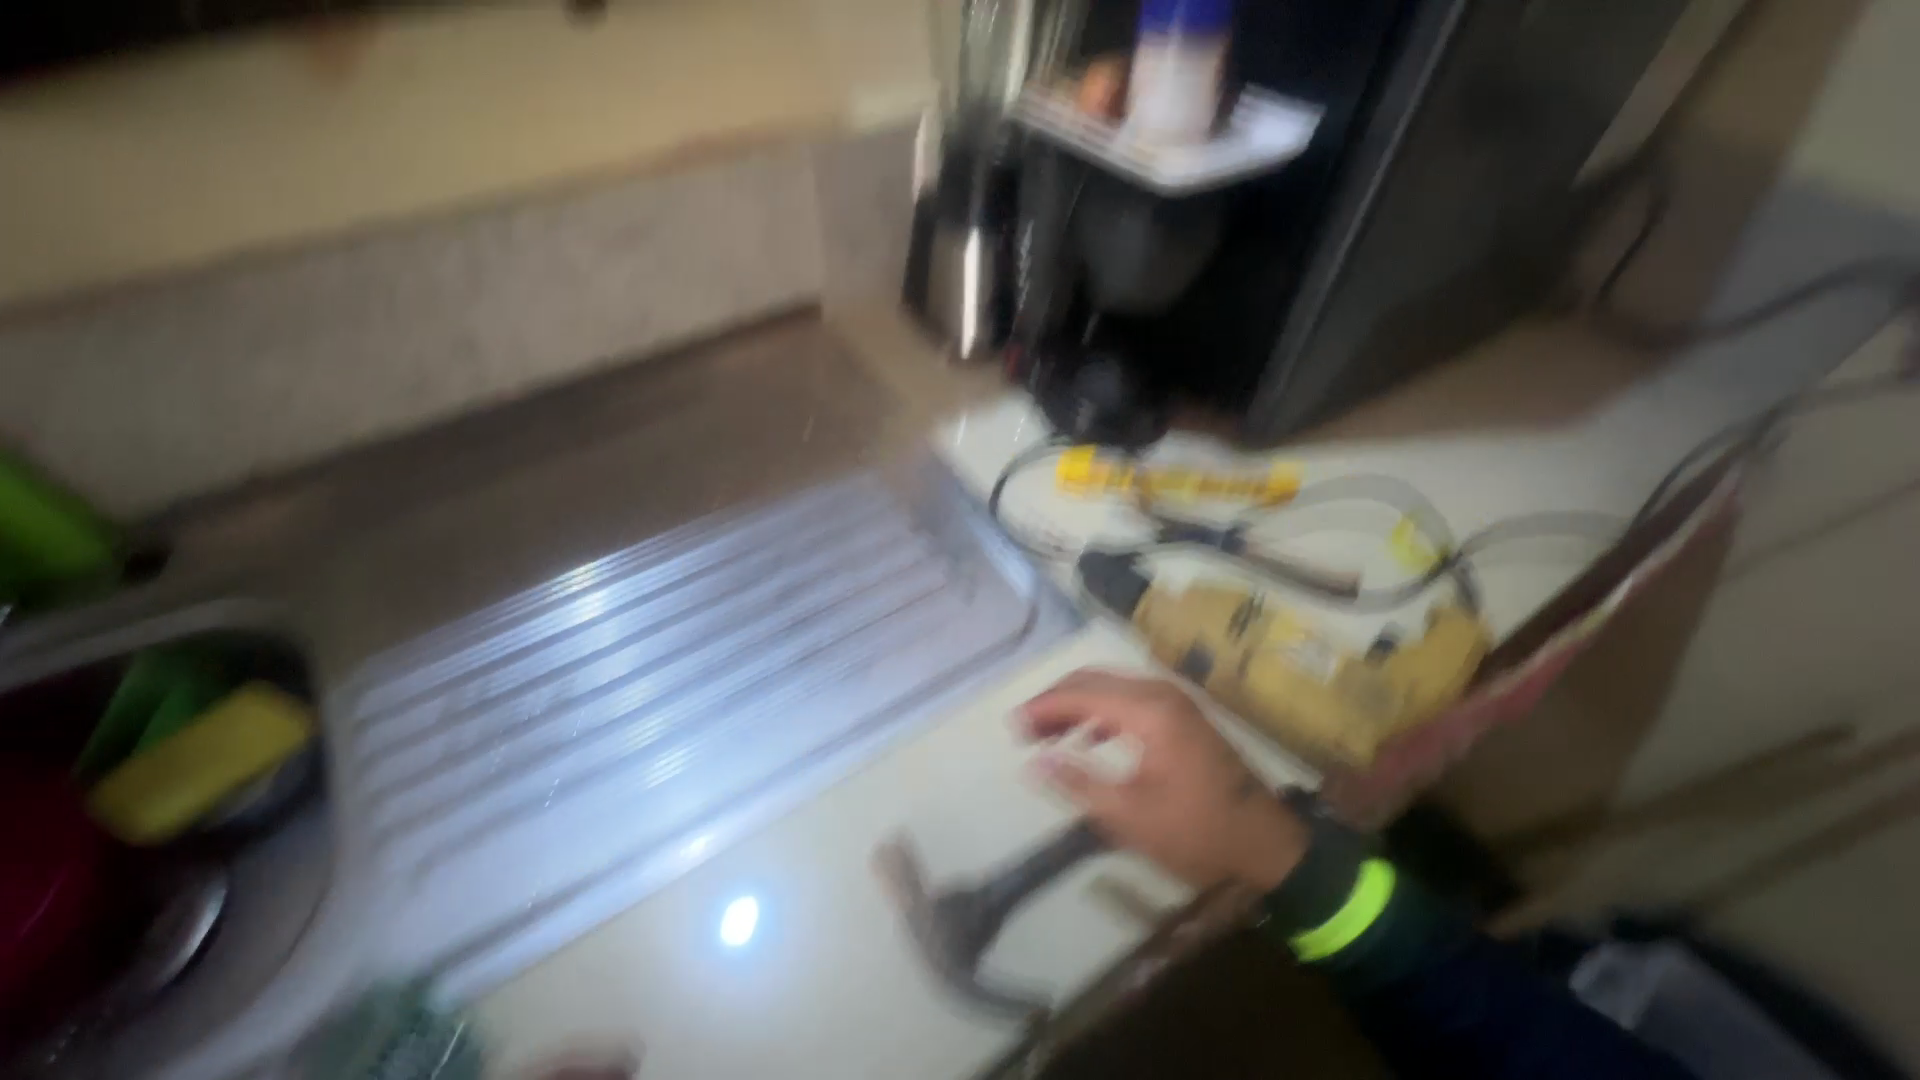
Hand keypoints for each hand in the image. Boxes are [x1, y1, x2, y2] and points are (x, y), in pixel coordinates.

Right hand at [1017, 670, 1308, 890]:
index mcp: (1149, 711)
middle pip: (1093, 680)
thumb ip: (1078, 783)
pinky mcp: (1183, 716)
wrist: (1269, 843)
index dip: (1042, 707)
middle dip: (1054, 701)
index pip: (1080, 693)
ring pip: (1111, 687)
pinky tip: (1088, 740)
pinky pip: (1130, 699)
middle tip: (1024, 731)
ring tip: (1046, 736)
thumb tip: (1033, 762)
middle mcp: (1161, 694)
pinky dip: (1101, 712)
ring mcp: (1176, 702)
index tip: (1011, 728)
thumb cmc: (1197, 832)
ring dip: (1076, 706)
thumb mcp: (1130, 816)